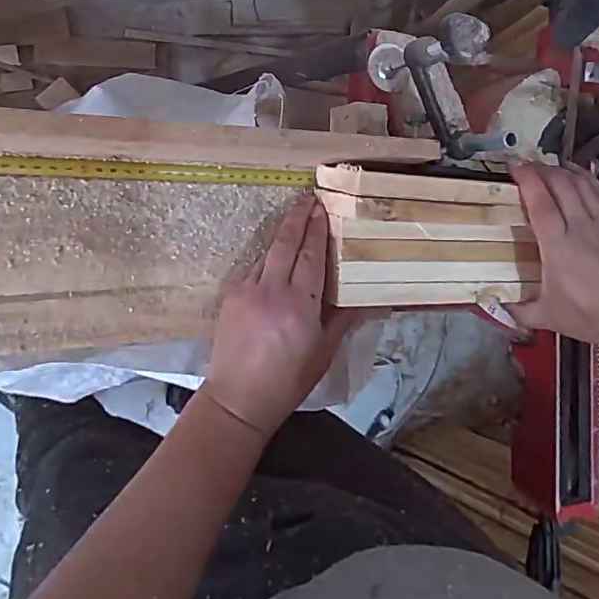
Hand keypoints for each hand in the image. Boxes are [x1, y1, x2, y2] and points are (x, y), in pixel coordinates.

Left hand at [200, 197, 345, 438]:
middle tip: (309, 199)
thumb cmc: (288, 381)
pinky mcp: (231, 296)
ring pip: (269, 253)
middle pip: (287, 243)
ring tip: (296, 219)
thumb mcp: (324, 352)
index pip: (311, 255)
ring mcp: (247, 290)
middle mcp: (272, 290)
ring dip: (283, 235)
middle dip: (298, 217)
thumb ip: (342, 318)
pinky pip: (254, 269)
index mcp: (300, 305)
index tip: (323, 209)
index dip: (318, 229)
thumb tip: (366, 297)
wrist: (238, 399)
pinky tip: (277, 257)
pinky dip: (268, 259)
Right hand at [507, 162, 598, 353]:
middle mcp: (580, 227)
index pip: (539, 201)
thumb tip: (495, 309)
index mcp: (558, 246)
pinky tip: (580, 174)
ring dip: (563, 170)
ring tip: (549, 164)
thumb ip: (521, 311)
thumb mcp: (552, 319)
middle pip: (560, 184)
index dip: (526, 178)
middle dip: (541, 168)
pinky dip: (587, 178)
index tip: (513, 164)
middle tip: (526, 164)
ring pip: (582, 184)